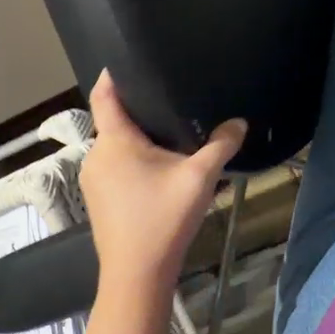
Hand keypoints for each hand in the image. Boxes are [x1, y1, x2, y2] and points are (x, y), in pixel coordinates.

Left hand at [80, 71, 245, 289]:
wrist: (136, 276)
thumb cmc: (162, 218)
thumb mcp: (201, 176)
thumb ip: (222, 143)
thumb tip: (239, 122)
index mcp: (114, 142)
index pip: (103, 96)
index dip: (113, 74)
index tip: (129, 57)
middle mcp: (97, 156)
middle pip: (114, 119)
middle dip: (140, 105)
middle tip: (172, 90)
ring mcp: (95, 180)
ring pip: (117, 143)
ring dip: (140, 133)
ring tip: (173, 124)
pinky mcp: (101, 199)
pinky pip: (117, 162)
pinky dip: (136, 154)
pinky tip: (163, 161)